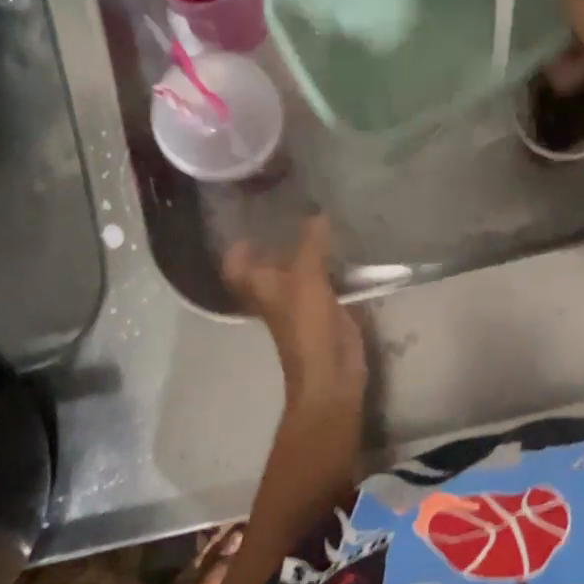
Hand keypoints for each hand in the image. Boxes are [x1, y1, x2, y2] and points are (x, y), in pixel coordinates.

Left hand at [223, 215, 367, 413]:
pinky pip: (326, 284)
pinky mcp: (327, 313)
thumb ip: (311, 243)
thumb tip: (317, 210)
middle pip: (268, 265)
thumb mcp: (307, 277)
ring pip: (299, 273)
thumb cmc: (307, 326)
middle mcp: (275, 294)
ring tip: (323, 221)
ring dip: (308, 253)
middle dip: (278, 242)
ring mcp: (301, 305)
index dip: (239, 244)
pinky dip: (332, 269)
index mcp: (259, 286)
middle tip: (293, 211)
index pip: (236, 262)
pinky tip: (346, 251)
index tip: (250, 220)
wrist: (330, 373)